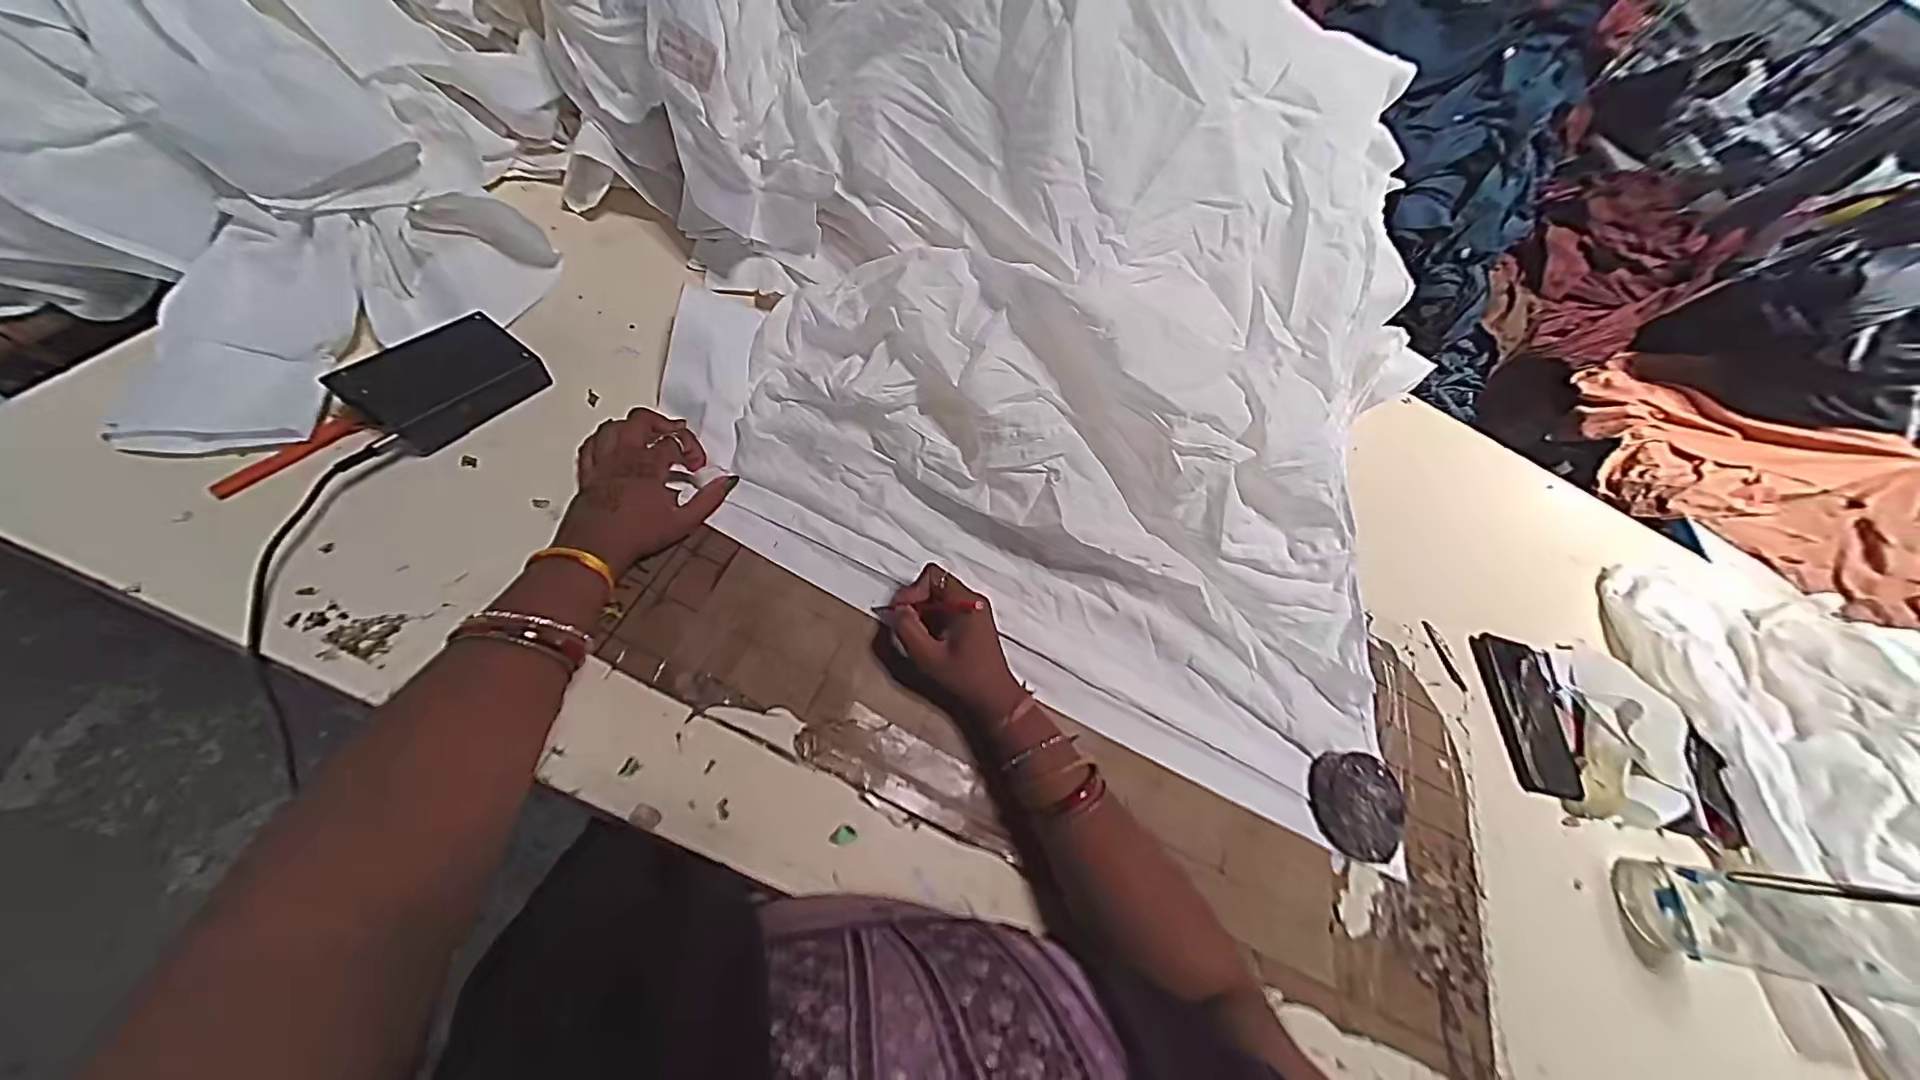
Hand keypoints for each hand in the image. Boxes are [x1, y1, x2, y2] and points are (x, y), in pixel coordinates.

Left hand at [552, 408, 735, 570]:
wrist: (596, 549)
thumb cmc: (635, 535)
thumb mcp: (684, 521)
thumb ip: (709, 499)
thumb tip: (726, 482)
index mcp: (649, 464)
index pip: (675, 441)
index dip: (691, 449)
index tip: (696, 465)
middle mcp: (624, 456)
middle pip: (641, 421)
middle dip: (663, 423)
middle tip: (675, 432)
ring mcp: (603, 462)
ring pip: (614, 426)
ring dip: (632, 426)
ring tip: (645, 432)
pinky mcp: (587, 473)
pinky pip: (592, 444)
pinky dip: (605, 439)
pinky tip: (611, 444)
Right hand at [887, 564, 1026, 722]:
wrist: (994, 699)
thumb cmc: (965, 679)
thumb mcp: (928, 656)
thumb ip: (907, 629)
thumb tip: (897, 610)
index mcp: (967, 603)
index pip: (933, 576)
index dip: (912, 590)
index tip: (902, 612)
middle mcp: (974, 601)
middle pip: (935, 584)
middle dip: (915, 602)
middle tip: (904, 625)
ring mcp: (975, 610)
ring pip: (939, 597)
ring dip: (923, 612)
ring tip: (917, 636)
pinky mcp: (973, 622)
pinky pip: (947, 609)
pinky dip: (933, 619)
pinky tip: (930, 641)